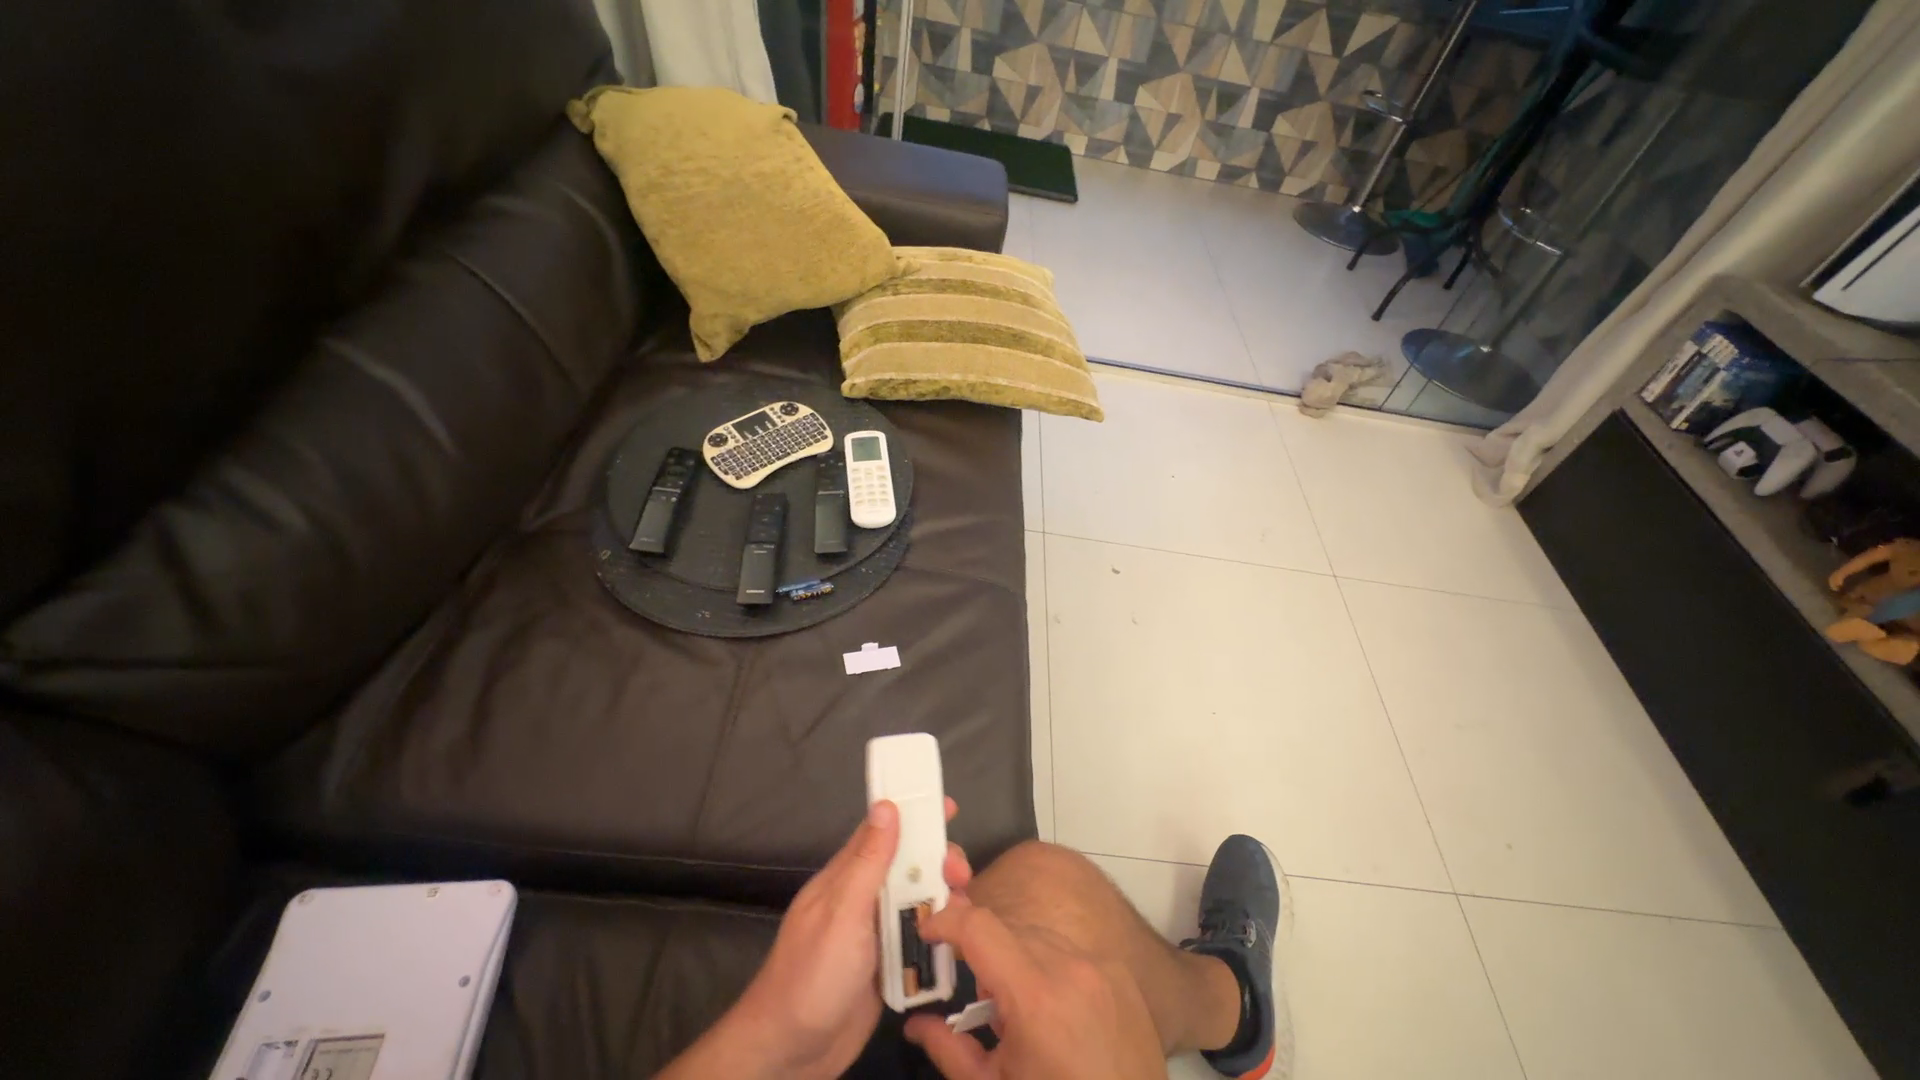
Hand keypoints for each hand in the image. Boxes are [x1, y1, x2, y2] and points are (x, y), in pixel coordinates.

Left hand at [661, 797, 969, 1079]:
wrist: (791, 1052)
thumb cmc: (811, 976)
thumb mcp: (842, 913)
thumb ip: (867, 862)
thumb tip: (886, 806)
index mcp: (845, 878)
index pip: (882, 832)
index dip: (914, 815)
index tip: (948, 806)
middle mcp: (862, 900)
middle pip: (909, 868)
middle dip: (938, 864)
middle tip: (960, 875)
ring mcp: (874, 935)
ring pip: (918, 904)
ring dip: (943, 902)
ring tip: (961, 912)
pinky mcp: (887, 967)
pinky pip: (919, 942)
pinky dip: (939, 938)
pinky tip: (955, 945)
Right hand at [902, 897, 1165, 1079]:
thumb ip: (949, 1049)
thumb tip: (916, 1024)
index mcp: (1033, 995)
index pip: (979, 926)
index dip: (946, 921)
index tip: (928, 933)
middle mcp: (1070, 966)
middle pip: (1008, 933)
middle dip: (984, 956)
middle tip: (984, 1003)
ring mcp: (1102, 967)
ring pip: (1040, 939)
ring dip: (1019, 961)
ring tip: (1024, 1015)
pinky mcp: (1122, 974)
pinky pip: (1073, 953)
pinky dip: (1053, 970)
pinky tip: (1058, 1014)